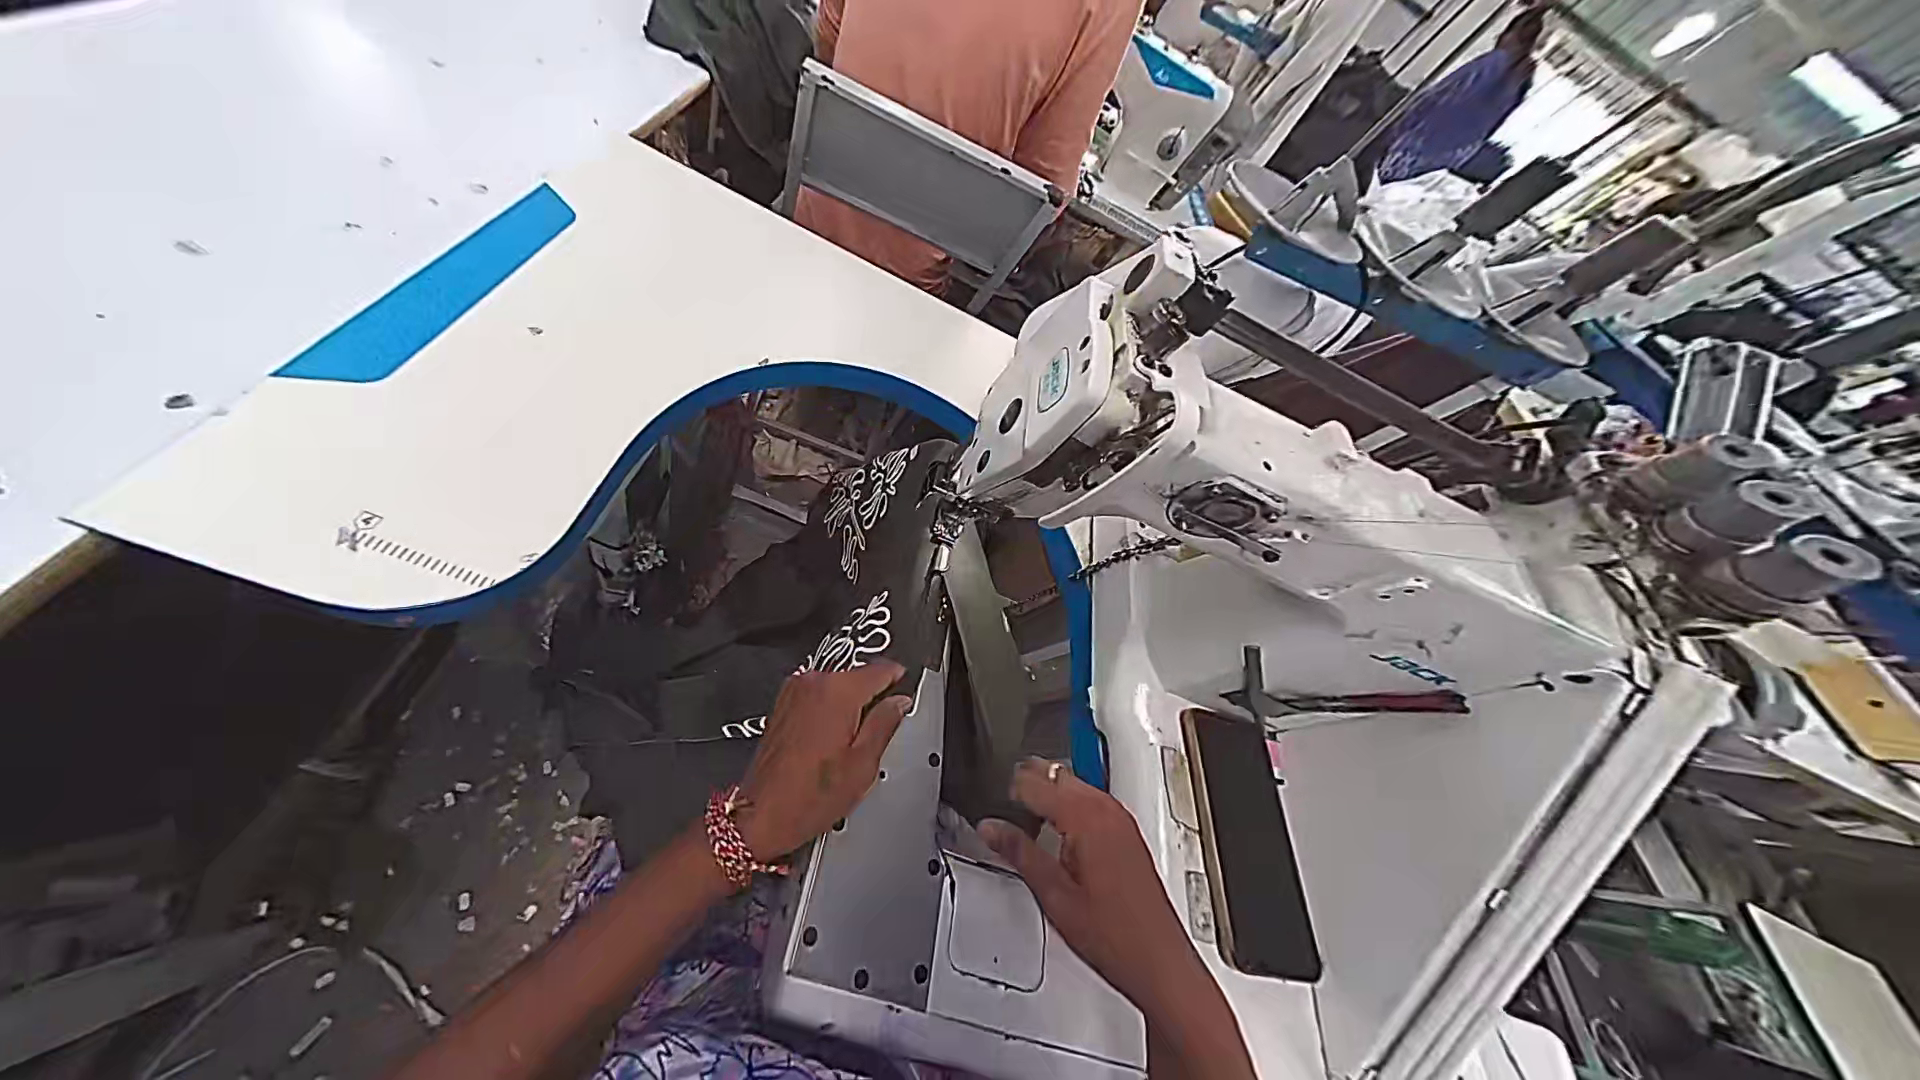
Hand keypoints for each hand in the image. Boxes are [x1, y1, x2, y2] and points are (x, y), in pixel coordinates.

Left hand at [734, 661, 913, 860]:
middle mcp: (814, 682)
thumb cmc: (807, 796)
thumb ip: (886, 723)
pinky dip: (828, 711)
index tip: (904, 696)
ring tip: (845, 745)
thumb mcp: (864, 764)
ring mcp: (795, 690)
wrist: (761, 813)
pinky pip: (819, 695)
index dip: (899, 682)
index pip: (882, 668)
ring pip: (839, 686)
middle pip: (859, 676)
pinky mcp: (784, 702)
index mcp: (838, 691)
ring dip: (849, 706)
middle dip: (872, 699)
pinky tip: (827, 743)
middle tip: (872, 736)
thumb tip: (900, 703)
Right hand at [979, 761, 1253, 1079]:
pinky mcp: (1128, 831)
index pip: (1036, 782)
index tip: (992, 796)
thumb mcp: (1053, 894)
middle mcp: (1107, 809)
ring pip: (1075, 782)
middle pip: (1057, 773)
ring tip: (1025, 814)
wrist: (1160, 963)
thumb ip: (1019, 853)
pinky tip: (1058, 829)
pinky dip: (1070, 803)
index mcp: (1085, 817)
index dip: (1008, 787)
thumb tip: (991, 828)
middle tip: (1004, 799)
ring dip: (1050, 790)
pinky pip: (1092, 799)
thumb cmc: (1117, 937)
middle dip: (1029, 781)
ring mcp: (1121, 818)